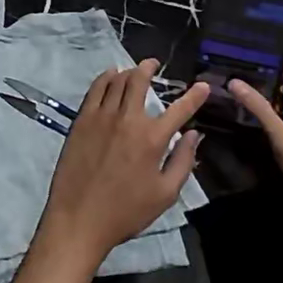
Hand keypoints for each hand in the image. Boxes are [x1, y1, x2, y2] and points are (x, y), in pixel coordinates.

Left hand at [37, 60, 206, 264]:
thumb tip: (194, 134)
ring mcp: (102, 117)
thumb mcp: (165, 194)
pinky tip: (109, 76)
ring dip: (128, 71)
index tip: (203, 85)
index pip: (180, 109)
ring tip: (133, 70)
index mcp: (152, 139)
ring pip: (117, 81)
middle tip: (153, 63)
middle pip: (140, 81)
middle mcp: (128, 119)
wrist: (79, 219)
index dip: (194, 95)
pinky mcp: (82, 120)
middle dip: (149, 67)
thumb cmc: (126, 212)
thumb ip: (183, 160)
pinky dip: (105, 78)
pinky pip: (95, 89)